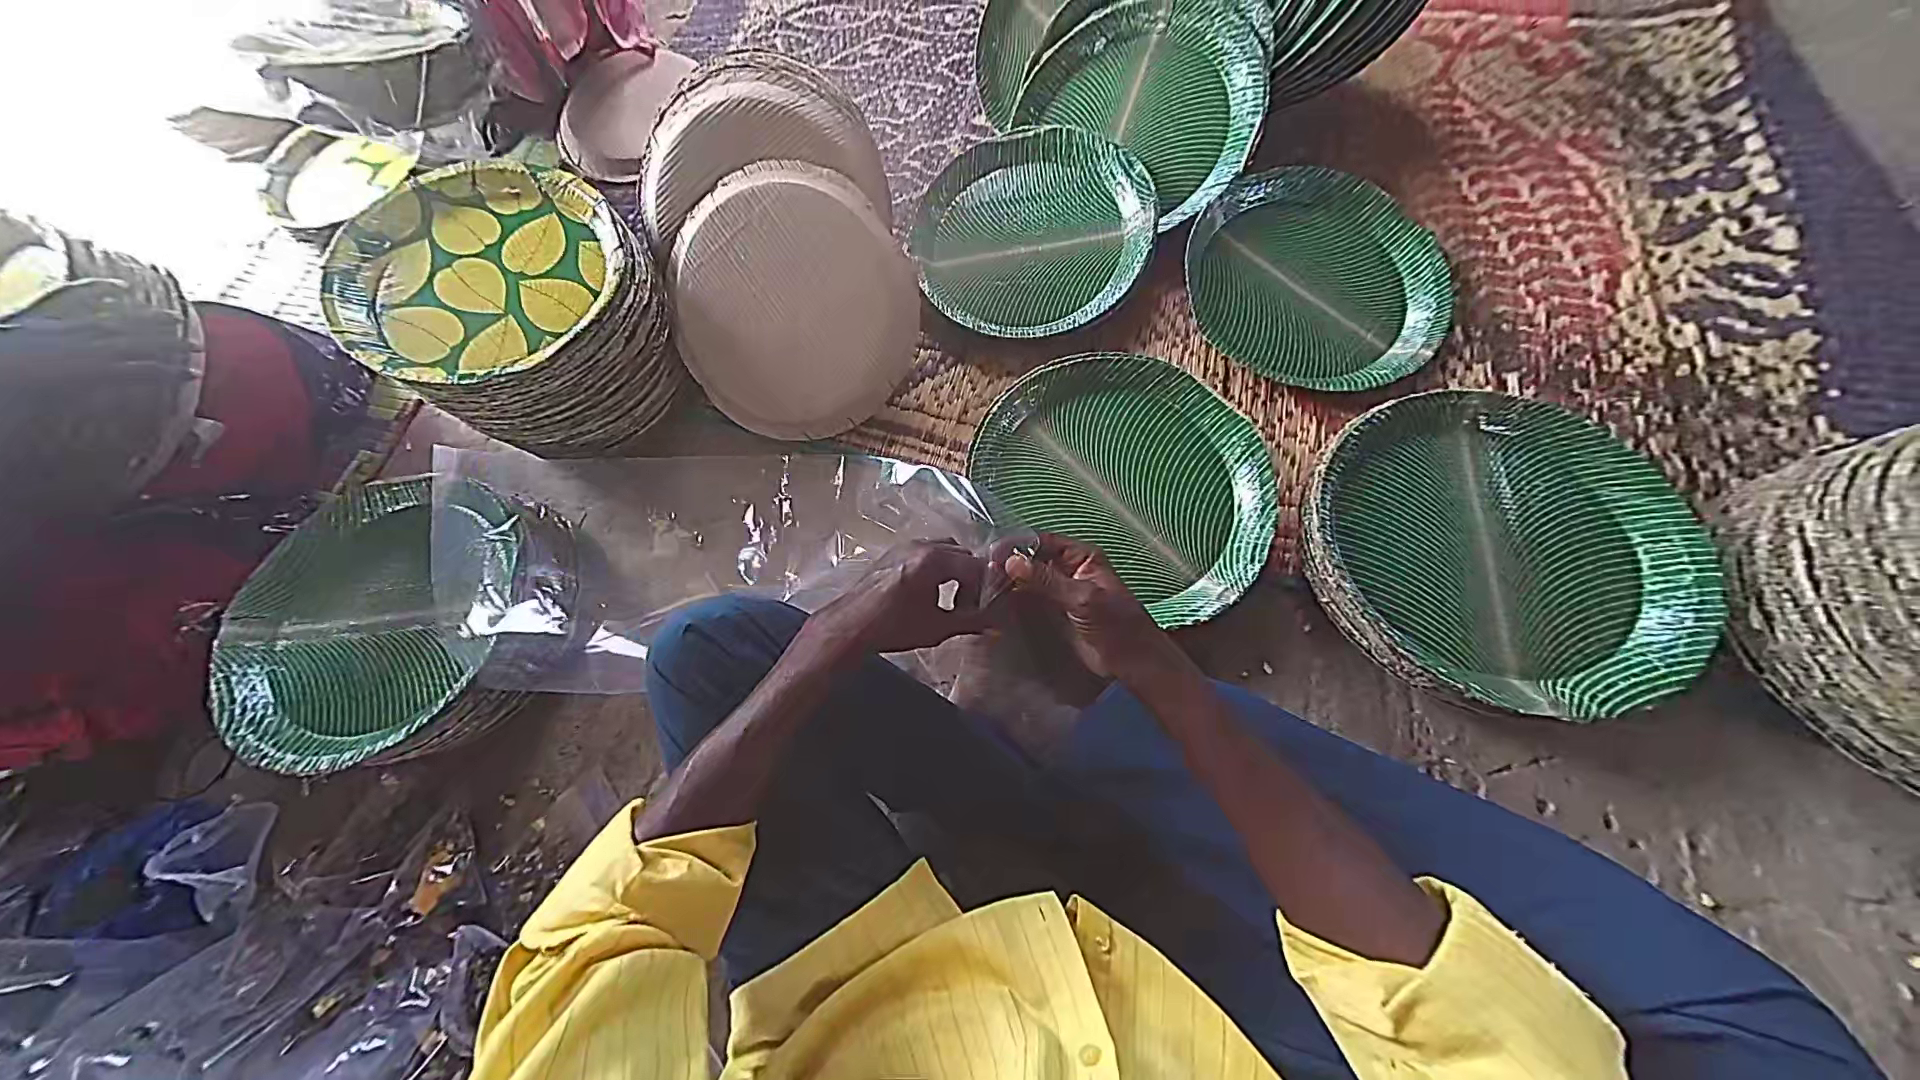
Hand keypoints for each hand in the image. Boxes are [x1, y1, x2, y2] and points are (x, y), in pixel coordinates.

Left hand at [801, 540, 994, 660]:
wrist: (851, 626)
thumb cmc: (893, 627)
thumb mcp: (938, 627)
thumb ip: (970, 623)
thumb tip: (994, 626)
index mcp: (934, 560)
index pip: (976, 567)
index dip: (981, 591)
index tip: (975, 611)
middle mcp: (921, 546)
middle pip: (962, 554)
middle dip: (969, 579)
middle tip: (964, 606)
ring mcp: (905, 547)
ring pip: (943, 550)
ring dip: (952, 570)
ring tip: (946, 598)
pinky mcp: (893, 554)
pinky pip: (924, 552)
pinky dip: (934, 567)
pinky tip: (926, 593)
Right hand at [1000, 533, 1181, 679]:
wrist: (1130, 662)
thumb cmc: (1116, 624)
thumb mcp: (1082, 597)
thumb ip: (1047, 580)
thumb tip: (1012, 562)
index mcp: (1081, 557)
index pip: (1043, 542)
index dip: (1018, 545)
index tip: (992, 554)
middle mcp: (1067, 570)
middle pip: (1032, 560)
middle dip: (1009, 564)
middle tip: (981, 572)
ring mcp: (1059, 592)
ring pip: (1027, 580)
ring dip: (1008, 582)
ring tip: (982, 587)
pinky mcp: (1052, 614)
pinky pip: (1028, 601)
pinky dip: (1012, 600)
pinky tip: (993, 602)